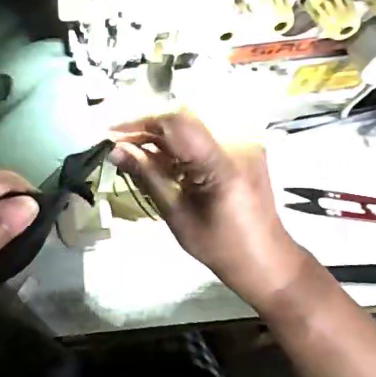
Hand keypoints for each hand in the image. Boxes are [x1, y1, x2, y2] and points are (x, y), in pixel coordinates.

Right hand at [111, 111, 314, 308]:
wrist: (266, 258)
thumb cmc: (220, 246)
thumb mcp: (176, 214)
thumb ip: (147, 175)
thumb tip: (115, 150)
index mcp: (223, 163)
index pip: (176, 122)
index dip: (139, 121)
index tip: (110, 132)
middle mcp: (237, 143)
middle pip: (182, 118)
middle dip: (144, 127)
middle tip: (116, 143)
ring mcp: (243, 142)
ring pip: (190, 124)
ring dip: (157, 134)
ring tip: (130, 149)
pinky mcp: (243, 146)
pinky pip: (202, 134)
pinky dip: (175, 142)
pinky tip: (157, 156)